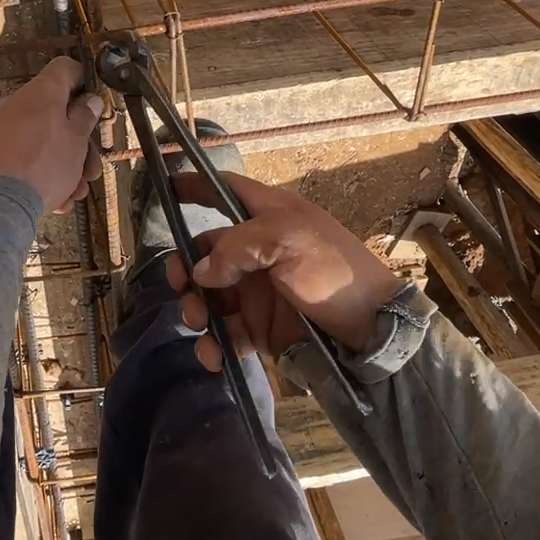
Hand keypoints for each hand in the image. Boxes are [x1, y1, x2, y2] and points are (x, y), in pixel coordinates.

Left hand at [0, 56, 103, 213]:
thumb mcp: (76, 140)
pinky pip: (26, 159)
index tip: (94, 105)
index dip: (83, 81)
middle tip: (92, 171)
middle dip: (80, 145)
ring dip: (66, 167)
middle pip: (57, 114)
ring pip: (44, 142)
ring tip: (77, 194)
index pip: (64, 68)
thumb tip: (89, 98)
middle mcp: (19, 105)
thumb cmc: (44, 165)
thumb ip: (85, 116)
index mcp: (41, 92)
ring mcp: (3, 131)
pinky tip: (57, 202)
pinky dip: (44, 176)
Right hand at [164, 171, 399, 371]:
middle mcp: (258, 252)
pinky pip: (226, 335)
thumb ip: (236, 247)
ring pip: (209, 296)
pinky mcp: (262, 329)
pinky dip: (213, 345)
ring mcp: (258, 292)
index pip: (225, 191)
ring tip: (199, 322)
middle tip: (180, 285)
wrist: (374, 332)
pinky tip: (212, 354)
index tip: (165, 186)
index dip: (195, 185)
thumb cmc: (334, 271)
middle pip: (205, 252)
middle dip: (185, 268)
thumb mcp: (287, 241)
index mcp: (268, 217)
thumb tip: (200, 273)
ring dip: (195, 308)